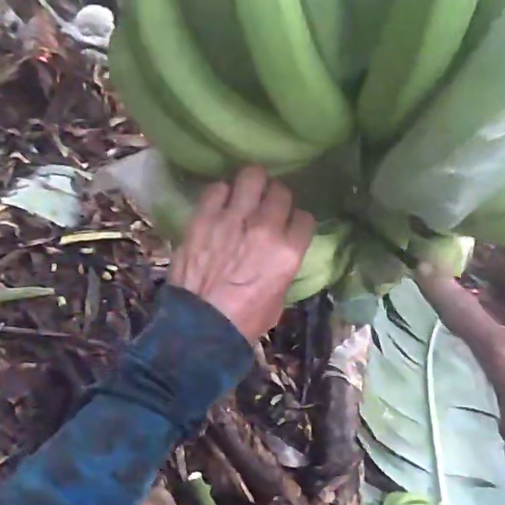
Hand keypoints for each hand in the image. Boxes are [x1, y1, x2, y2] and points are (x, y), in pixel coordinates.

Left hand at [169, 166, 314, 344]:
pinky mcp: (203, 217)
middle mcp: (264, 229)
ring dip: (251, 185)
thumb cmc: (243, 322)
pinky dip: (221, 193)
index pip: (305, 218)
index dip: (297, 222)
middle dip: (276, 198)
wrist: (199, 327)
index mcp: (287, 253)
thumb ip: (282, 270)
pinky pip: (217, 188)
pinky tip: (219, 204)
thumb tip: (278, 257)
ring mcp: (232, 219)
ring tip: (245, 195)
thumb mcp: (277, 300)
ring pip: (251, 177)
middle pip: (281, 192)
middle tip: (266, 206)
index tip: (289, 226)